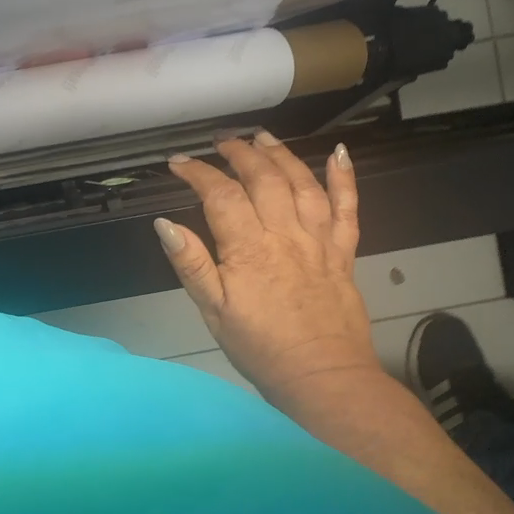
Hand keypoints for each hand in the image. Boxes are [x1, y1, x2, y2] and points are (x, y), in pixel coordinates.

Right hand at [155, 133, 381, 405]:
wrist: (322, 376)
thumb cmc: (259, 346)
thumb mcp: (212, 310)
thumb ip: (191, 263)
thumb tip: (164, 224)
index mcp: (248, 250)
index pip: (220, 196)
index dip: (198, 173)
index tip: (178, 163)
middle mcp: (286, 236)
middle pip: (264, 180)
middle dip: (240, 154)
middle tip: (221, 142)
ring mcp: (319, 242)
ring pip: (303, 185)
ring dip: (283, 155)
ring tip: (263, 137)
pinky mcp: (343, 253)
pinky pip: (348, 208)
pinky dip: (344, 178)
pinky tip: (339, 155)